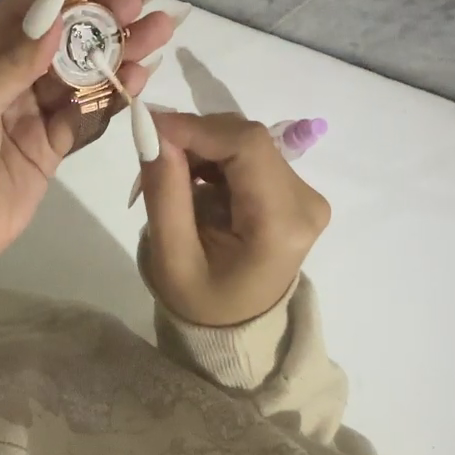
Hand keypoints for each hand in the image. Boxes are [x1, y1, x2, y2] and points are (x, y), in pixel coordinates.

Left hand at [0, 0, 175, 323]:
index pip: (25, 9)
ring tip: (160, 31)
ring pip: (82, 73)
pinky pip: (88, 113)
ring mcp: (33, 112)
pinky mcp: (54, 145)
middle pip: (62, 38)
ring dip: (118, 52)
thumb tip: (57, 18)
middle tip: (143, 2)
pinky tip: (141, 75)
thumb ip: (13, 63)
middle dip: (102, 18)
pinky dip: (114, 95)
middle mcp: (7, 78)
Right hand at [139, 113, 330, 326]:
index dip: (197, 127)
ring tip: (170, 178)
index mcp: (281, 224)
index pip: (247, 146)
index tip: (149, 129)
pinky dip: (213, 159)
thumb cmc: (201, 301)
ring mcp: (304, 195)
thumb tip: (154, 131)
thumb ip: (165, 193)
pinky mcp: (293, 192)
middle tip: (152, 159)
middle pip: (247, 140)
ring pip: (245, 142)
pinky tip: (193, 183)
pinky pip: (248, 155)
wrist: (234, 327)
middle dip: (195, 138)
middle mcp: (305, 202)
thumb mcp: (171, 257)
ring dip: (201, 148)